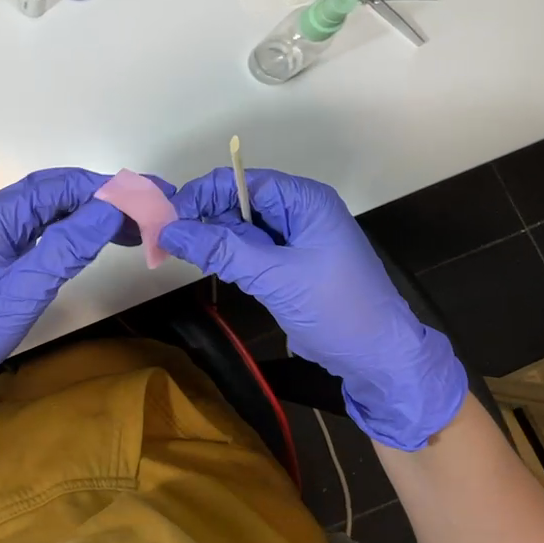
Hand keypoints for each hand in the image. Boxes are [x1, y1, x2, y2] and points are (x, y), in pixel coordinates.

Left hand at [0, 169, 155, 446]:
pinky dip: (72, 231)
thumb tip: (111, 209)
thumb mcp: (27, 289)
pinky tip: (98, 240)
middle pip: (56, 192)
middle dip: (102, 197)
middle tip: (149, 208)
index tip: (147, 195)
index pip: (58, 186)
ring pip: (50, 210)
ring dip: (90, 214)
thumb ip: (69, 247)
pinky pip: (41, 229)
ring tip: (134, 227)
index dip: (104, 187)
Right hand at [158, 168, 465, 449]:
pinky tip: (206, 265)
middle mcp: (297, 211)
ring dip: (210, 239)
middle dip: (201, 218)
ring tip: (177, 253)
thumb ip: (221, 250)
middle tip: (165, 241)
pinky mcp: (286, 264)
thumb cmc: (336, 310)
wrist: (379, 360)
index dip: (201, 196)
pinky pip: (247, 249)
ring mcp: (292, 239)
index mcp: (304, 201)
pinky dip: (225, 256)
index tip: (166, 220)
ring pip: (238, 227)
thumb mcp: (275, 277)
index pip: (241, 182)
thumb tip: (168, 230)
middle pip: (236, 202)